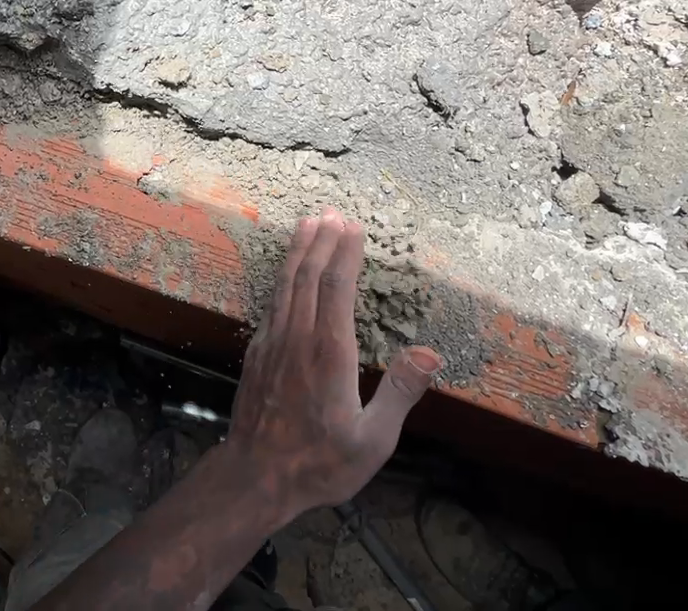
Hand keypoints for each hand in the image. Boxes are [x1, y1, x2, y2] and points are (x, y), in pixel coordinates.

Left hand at [223, 208, 441, 521]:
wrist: (256, 473)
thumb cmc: (320, 462)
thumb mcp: (372, 439)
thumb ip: (399, 392)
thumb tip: (431, 354)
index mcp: (329, 353)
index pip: (337, 289)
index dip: (345, 255)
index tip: (353, 227)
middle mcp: (298, 337)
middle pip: (308, 277)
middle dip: (321, 242)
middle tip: (332, 213)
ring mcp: (273, 341)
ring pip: (286, 285)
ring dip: (298, 252)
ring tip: (307, 224)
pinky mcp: (258, 350)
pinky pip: (273, 301)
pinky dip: (283, 277)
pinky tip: (287, 272)